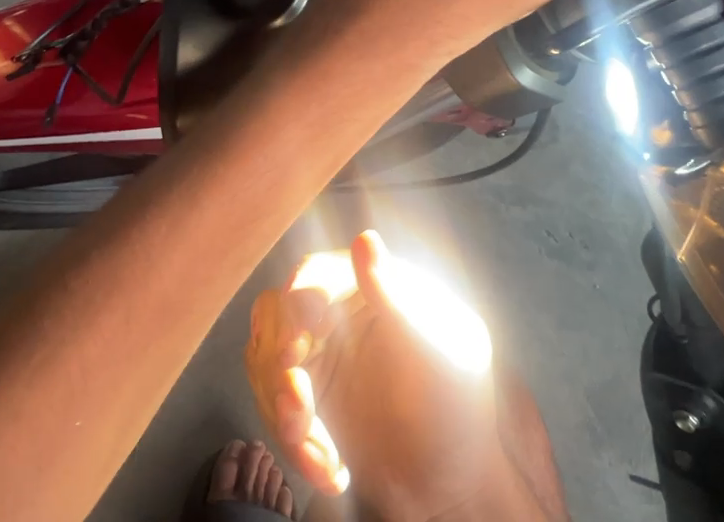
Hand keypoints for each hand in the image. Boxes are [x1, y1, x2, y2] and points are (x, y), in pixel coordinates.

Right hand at [246, 231, 509, 521]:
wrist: (452, 484)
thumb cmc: (458, 407)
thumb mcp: (437, 349)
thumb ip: (394, 296)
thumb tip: (365, 238)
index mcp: (369, 288)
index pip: (317, 275)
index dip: (302, 298)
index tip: (305, 333)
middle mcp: (335, 315)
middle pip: (277, 316)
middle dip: (279, 360)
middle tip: (297, 399)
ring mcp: (316, 357)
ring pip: (266, 362)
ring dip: (282, 407)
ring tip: (318, 450)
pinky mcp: (305, 398)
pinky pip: (273, 407)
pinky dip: (293, 441)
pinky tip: (331, 470)